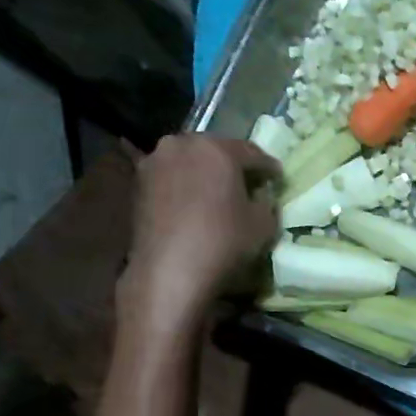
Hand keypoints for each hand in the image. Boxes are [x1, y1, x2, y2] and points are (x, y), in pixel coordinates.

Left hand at [119, 134, 278, 332]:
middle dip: (233, 165)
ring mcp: (156, 161)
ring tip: (217, 193)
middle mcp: (183, 144)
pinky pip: (170, 178)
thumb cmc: (222, 243)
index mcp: (218, 148)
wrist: (169, 271)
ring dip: (204, 173)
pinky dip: (183, 186)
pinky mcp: (138, 183)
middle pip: (216, 151)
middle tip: (247, 182)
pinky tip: (191, 202)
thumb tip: (259, 193)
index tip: (277, 177)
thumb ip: (266, 201)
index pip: (252, 153)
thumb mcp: (263, 225)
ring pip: (189, 162)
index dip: (268, 167)